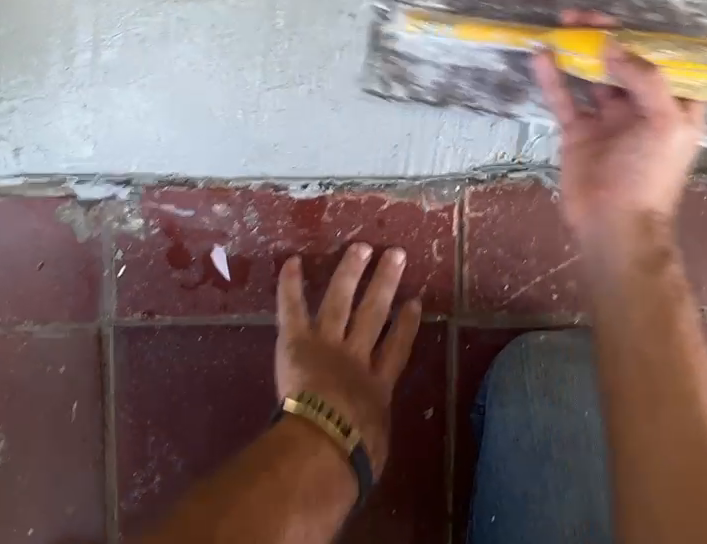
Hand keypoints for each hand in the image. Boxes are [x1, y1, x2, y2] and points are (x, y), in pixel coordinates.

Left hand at [275, 243, 421, 476]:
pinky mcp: (298, 341)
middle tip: (394, 254)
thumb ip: (372, 437)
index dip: (406, 324)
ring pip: (341, 300)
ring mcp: (328, 344)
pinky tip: (292, 260)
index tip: (415, 301)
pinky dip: (291, 285)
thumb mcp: (372, 451)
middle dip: (384, 283)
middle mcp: (356, 357)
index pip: (396, 348)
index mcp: (377, 386)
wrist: (327, 447)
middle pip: (373, 313)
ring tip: (360, 247)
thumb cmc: (354, 458)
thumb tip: (371, 445)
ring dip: (350, 272)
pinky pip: (293, 308)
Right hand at [530, 10, 706, 242]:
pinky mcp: (578, 131)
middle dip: (605, 36)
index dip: (645, 37)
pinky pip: (564, 97)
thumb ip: (645, 79)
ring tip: (562, 23)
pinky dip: (552, 76)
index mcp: (674, 107)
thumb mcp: (665, 123)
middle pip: (623, 62)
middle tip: (583, 16)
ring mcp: (608, 119)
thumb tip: (612, 44)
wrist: (614, 226)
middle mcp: (642, 108)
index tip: (622, 19)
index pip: (664, 61)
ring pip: (592, 75)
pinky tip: (540, 54)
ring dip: (578, 50)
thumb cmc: (650, 175)